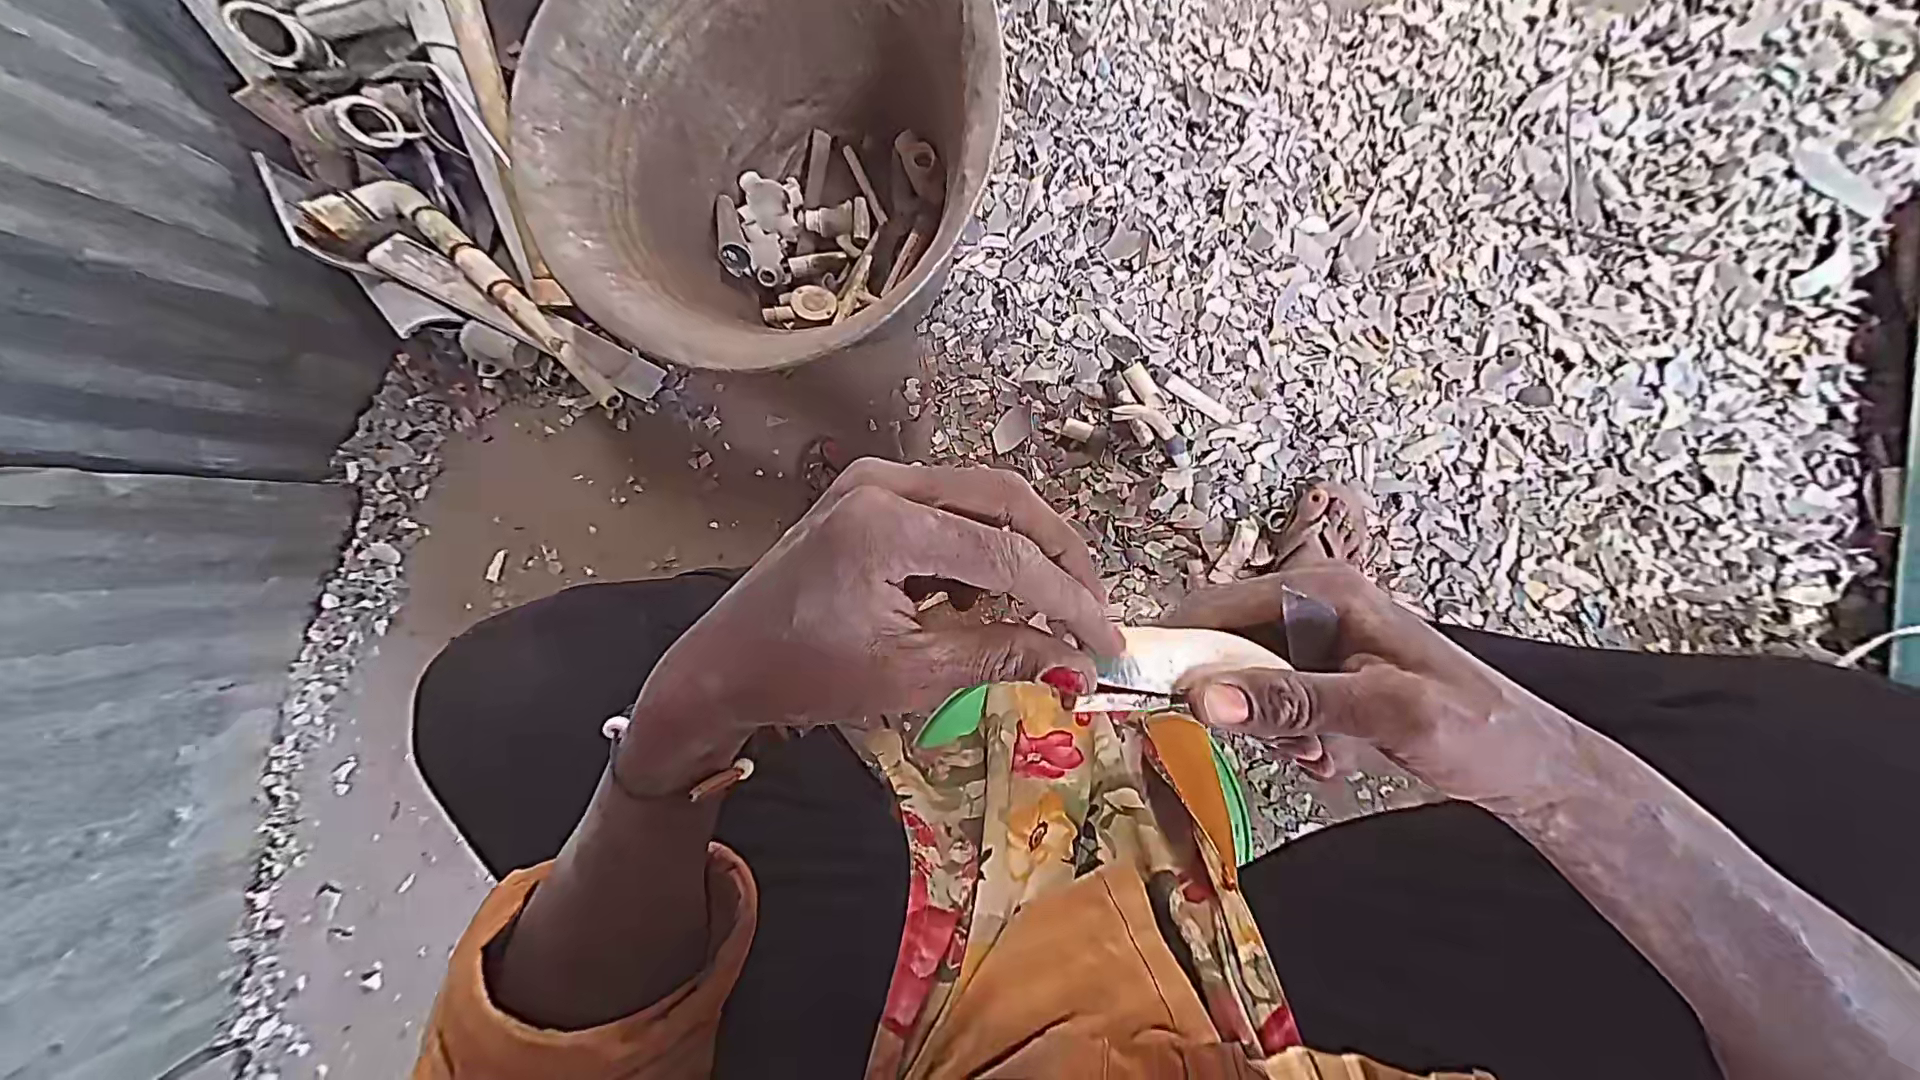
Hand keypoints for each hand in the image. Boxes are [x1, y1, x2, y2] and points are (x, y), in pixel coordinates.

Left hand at [623, 459, 1124, 789]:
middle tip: (1091, 607)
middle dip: (1059, 555)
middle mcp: (885, 482)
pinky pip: (949, 506)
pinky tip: (972, 594)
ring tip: (1037, 608)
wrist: (724, 662)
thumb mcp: (909, 674)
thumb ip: (999, 656)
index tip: (1106, 639)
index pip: (1008, 557)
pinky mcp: (869, 492)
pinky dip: (979, 546)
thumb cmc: (804, 675)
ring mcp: (874, 480)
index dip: (1068, 601)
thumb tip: (1074, 660)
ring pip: (982, 498)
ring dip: (1021, 549)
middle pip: (1005, 500)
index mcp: (888, 525)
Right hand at [1162, 562, 1578, 812]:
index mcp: (1322, 588)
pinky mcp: (1314, 668)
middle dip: (1232, 695)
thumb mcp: (1383, 712)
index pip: (1215, 606)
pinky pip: (1262, 694)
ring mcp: (1311, 636)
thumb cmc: (1477, 727)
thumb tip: (1203, 700)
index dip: (1178, 646)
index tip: (1157, 694)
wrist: (1531, 767)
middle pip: (1221, 641)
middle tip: (1270, 736)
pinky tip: (1320, 749)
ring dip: (1259, 719)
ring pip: (1237, 673)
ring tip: (1312, 748)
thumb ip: (1290, 701)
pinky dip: (1276, 727)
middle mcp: (1309, 602)